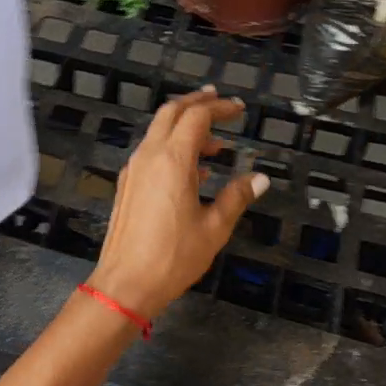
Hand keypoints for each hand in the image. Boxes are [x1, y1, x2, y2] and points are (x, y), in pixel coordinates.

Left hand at [87, 86, 268, 319]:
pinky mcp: (127, 185)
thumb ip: (236, 197)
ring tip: (215, 143)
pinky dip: (172, 147)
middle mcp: (149, 156)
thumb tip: (259, 178)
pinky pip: (151, 152)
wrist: (125, 283)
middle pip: (171, 113)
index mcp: (172, 160)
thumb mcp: (214, 228)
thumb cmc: (173, 257)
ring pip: (158, 131)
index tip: (239, 110)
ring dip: (184, 127)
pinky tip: (193, 169)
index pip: (197, 117)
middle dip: (196, 103)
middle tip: (220, 102)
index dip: (220, 108)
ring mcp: (134, 169)